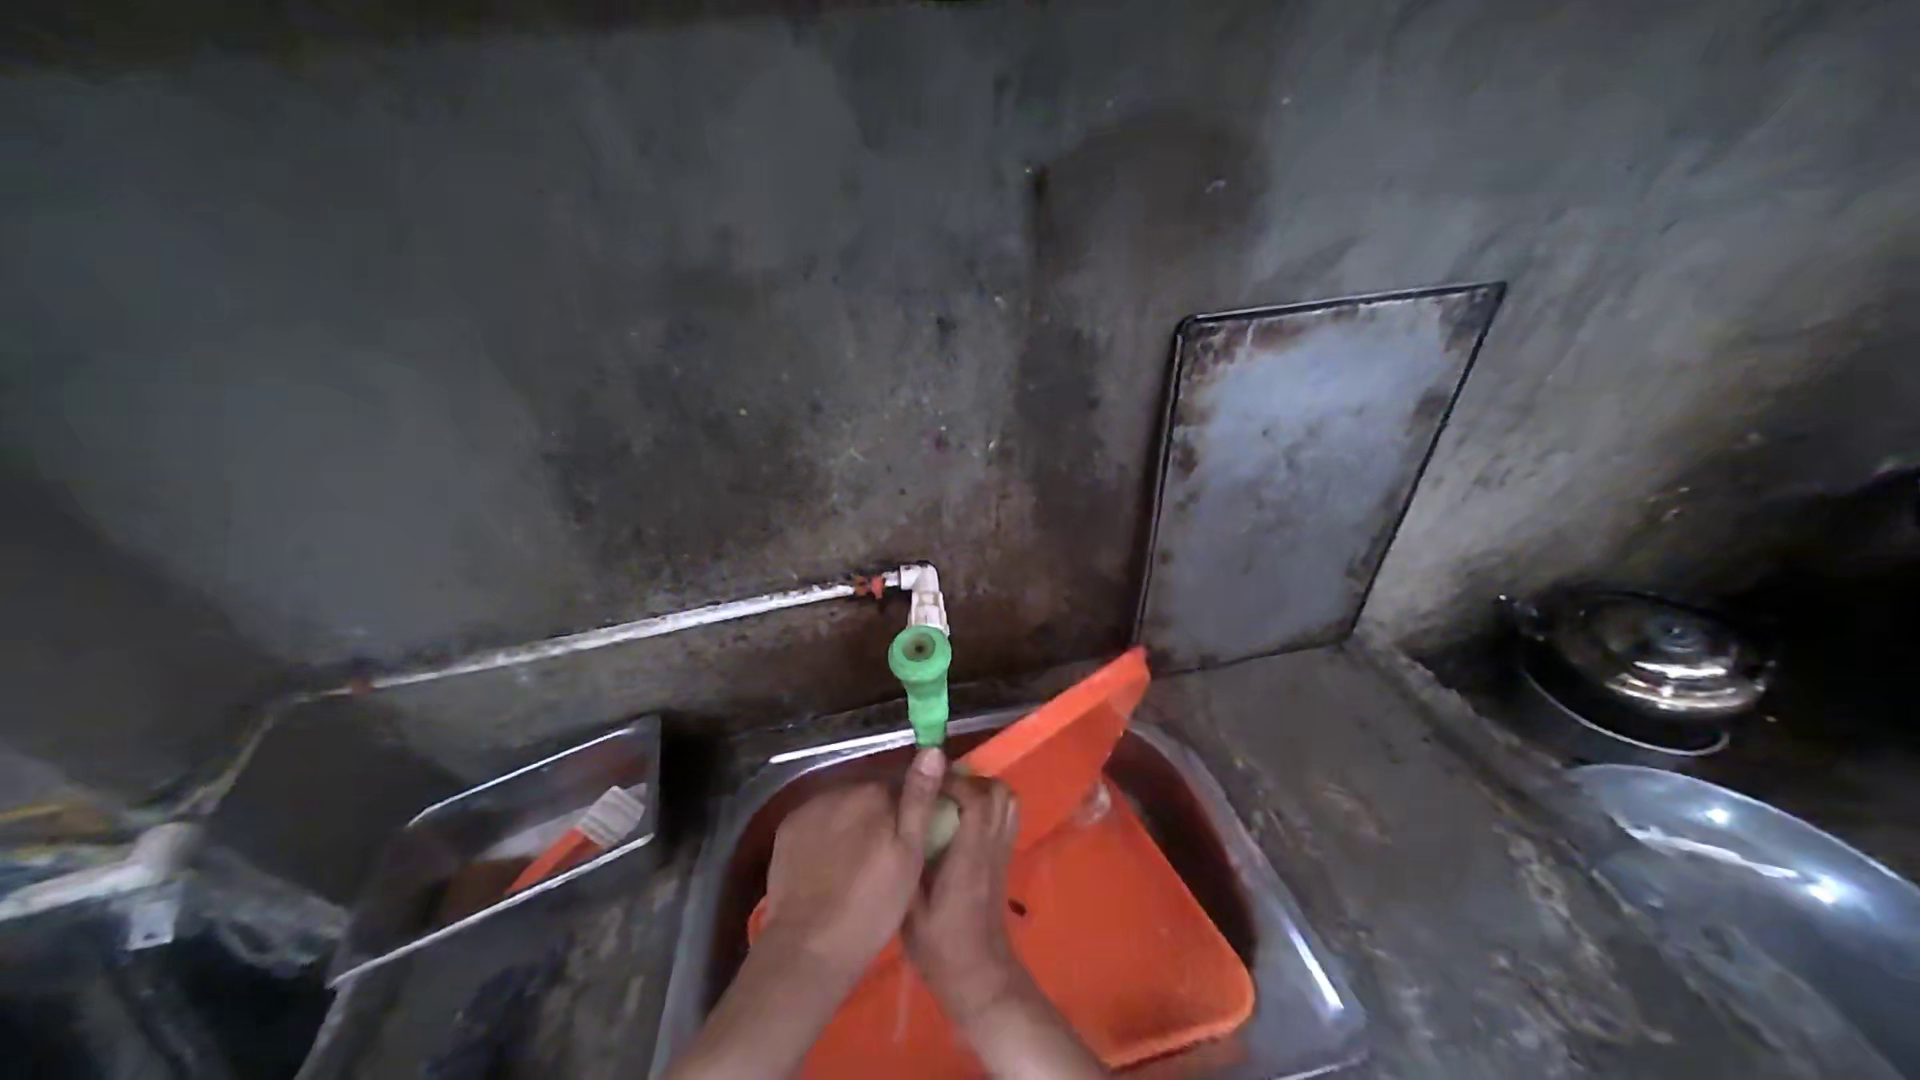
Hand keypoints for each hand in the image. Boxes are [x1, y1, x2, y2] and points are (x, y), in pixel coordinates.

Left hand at [761, 745, 946, 974]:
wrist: (809, 946)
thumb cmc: (872, 905)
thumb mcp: (909, 855)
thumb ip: (919, 799)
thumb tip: (932, 750)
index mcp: (873, 793)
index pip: (898, 786)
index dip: (905, 812)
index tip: (907, 840)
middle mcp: (839, 789)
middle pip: (866, 793)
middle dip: (876, 814)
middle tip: (882, 855)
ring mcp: (809, 807)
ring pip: (840, 807)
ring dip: (849, 822)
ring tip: (854, 863)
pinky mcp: (787, 828)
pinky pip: (815, 821)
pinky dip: (824, 834)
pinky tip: (828, 864)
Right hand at [904, 773, 1021, 1019]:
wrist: (980, 979)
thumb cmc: (941, 947)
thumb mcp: (911, 910)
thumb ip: (909, 863)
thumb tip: (900, 820)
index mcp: (970, 857)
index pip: (977, 801)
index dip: (954, 782)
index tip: (927, 782)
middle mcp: (993, 847)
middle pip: (999, 793)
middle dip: (970, 780)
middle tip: (940, 788)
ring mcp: (1003, 852)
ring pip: (1008, 801)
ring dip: (982, 790)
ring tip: (950, 798)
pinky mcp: (1004, 859)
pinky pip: (1006, 816)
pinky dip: (988, 805)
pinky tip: (960, 818)